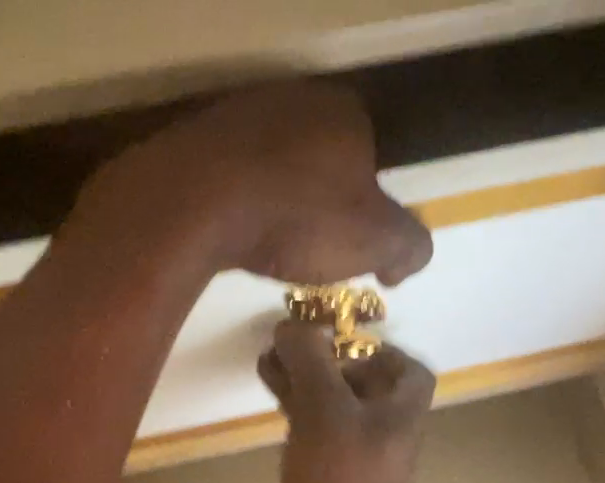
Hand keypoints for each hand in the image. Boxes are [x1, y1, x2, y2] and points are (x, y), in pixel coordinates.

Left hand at [80, 82, 433, 285]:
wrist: (196, 204)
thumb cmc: (300, 217)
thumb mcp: (378, 241)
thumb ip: (410, 246)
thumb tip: (406, 261)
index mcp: (344, 110)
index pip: (372, 160)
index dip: (368, 210)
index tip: (356, 249)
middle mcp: (292, 99)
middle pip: (321, 164)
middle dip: (322, 208)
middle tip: (314, 254)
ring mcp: (237, 115)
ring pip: (275, 172)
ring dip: (278, 209)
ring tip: (271, 251)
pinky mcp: (194, 142)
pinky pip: (232, 181)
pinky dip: (239, 209)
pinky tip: (235, 238)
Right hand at [259, 321, 435, 482]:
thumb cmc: (336, 475)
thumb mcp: (323, 408)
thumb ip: (309, 360)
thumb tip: (292, 327)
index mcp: (402, 416)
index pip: (413, 371)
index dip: (384, 349)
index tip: (346, 338)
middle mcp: (385, 431)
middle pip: (364, 381)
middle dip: (329, 357)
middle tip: (296, 340)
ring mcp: (354, 451)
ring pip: (332, 400)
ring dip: (305, 376)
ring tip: (271, 354)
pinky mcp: (326, 467)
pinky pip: (313, 424)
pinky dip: (294, 401)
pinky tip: (267, 382)